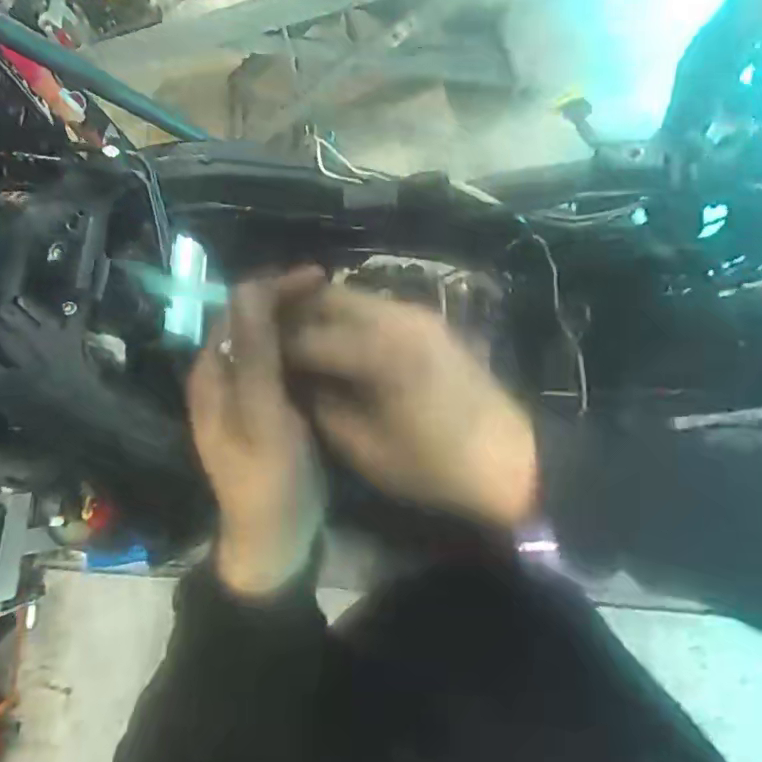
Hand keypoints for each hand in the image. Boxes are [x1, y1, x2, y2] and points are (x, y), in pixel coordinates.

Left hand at [187, 273, 325, 597]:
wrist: (274, 543)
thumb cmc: (268, 479)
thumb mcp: (263, 415)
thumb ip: (256, 353)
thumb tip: (249, 287)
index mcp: (211, 374)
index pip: (237, 311)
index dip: (273, 288)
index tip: (317, 277)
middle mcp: (221, 377)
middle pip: (250, 323)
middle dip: (285, 299)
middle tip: (331, 288)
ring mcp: (242, 395)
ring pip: (266, 342)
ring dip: (294, 319)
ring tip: (333, 306)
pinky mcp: (264, 410)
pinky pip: (278, 365)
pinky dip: (300, 347)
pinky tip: (327, 344)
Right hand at [280, 281, 537, 528]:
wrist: (512, 457)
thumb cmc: (434, 465)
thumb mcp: (364, 448)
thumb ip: (320, 405)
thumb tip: (291, 379)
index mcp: (377, 351)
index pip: (304, 335)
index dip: (271, 348)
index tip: (249, 361)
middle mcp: (394, 316)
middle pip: (322, 296)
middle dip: (288, 315)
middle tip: (265, 341)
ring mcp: (413, 312)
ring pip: (346, 296)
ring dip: (315, 313)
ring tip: (294, 343)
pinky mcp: (425, 318)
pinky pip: (370, 307)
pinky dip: (342, 319)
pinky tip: (332, 346)